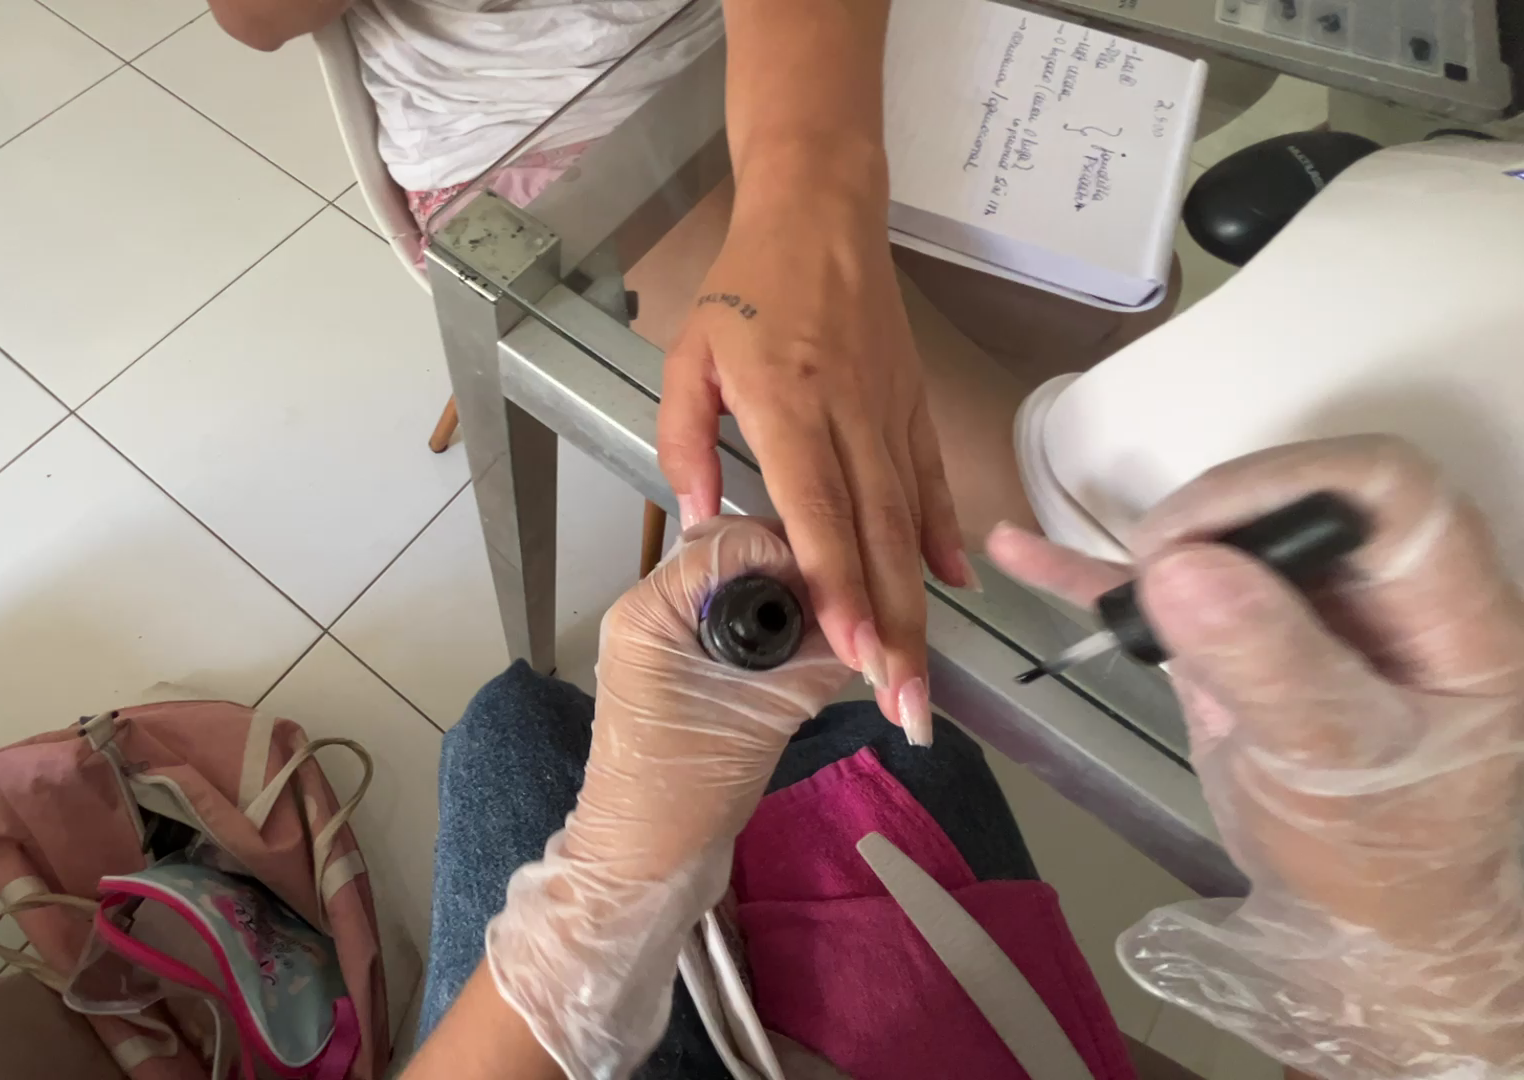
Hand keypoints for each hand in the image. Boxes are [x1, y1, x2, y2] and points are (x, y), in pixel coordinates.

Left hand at [487, 516, 849, 1079]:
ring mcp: (657, 626)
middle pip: (727, 548)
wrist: (647, 855)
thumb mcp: (765, 716)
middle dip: (791, 565)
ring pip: (729, 575)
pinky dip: (767, 613)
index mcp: (650, 609)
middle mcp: (645, 603)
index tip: (847, 587)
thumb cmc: (692, 791)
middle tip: (847, 598)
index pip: (730, 541)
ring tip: (835, 618)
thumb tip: (869, 616)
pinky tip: (807, 636)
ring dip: (782, 588)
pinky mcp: (674, 651)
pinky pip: (724, 607)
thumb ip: (816, 656)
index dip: (796, 554)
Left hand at [656, 166, 969, 746]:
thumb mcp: (687, 360)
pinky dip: (941, 534)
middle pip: (874, 534)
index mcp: (786, 405)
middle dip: (889, 624)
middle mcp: (848, 416)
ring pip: (907, 520)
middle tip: (903, 699)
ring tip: (920, 668)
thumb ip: (684, 442)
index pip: (817, 510)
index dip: (837, 584)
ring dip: (916, 600)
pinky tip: (952, 582)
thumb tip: (700, 522)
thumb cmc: (742, 290)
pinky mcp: (910, 405)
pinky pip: (928, 478)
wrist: (818, 216)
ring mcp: (888, 412)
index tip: (851, 652)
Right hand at [988, 436, 1523, 1077]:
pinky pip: (1146, 589)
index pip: (1380, 490)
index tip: (1184, 549)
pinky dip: (1081, 573)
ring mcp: (1286, 609)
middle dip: (1199, 523)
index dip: (1277, 488)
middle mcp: (1365, 592)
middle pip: (1283, 499)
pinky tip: (1016, 551)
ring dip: (1138, 548)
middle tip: (1149, 588)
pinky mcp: (1218, 633)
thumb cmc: (1371, 843)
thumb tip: (1178, 564)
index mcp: (1439, 608)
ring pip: (1210, 536)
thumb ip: (1264, 660)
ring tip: (1098, 590)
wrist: (1343, 902)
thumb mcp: (1327, 756)